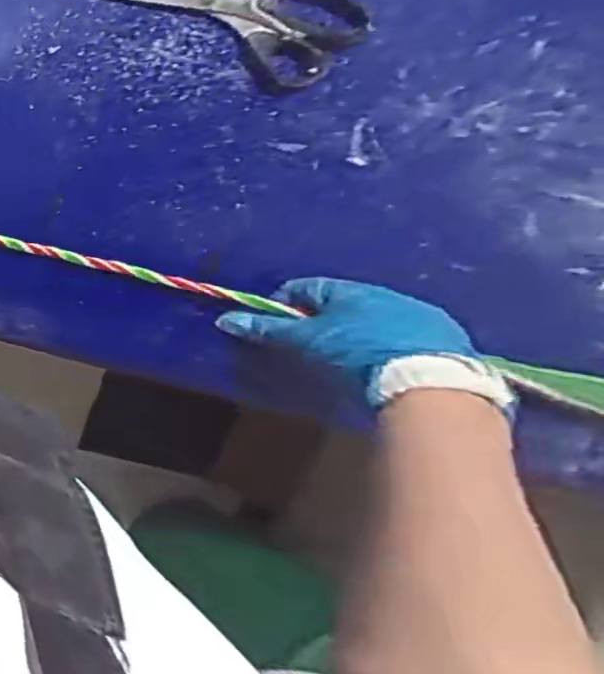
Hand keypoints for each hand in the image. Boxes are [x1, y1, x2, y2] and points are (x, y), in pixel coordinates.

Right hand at [215, 278, 490, 409]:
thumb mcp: (302, 342)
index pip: (303, 288)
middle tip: (304, 346)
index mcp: (351, 292)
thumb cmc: (354, 354)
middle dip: (318, 321)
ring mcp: (424, 317)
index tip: (273, 328)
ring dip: (354, 333)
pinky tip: (378, 365)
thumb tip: (225, 319)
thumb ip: (266, 329)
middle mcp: (389, 296)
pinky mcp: (448, 340)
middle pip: (339, 304)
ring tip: (343, 358)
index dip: (281, 306)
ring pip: (373, 320)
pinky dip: (384, 346)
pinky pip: (403, 337)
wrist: (429, 385)